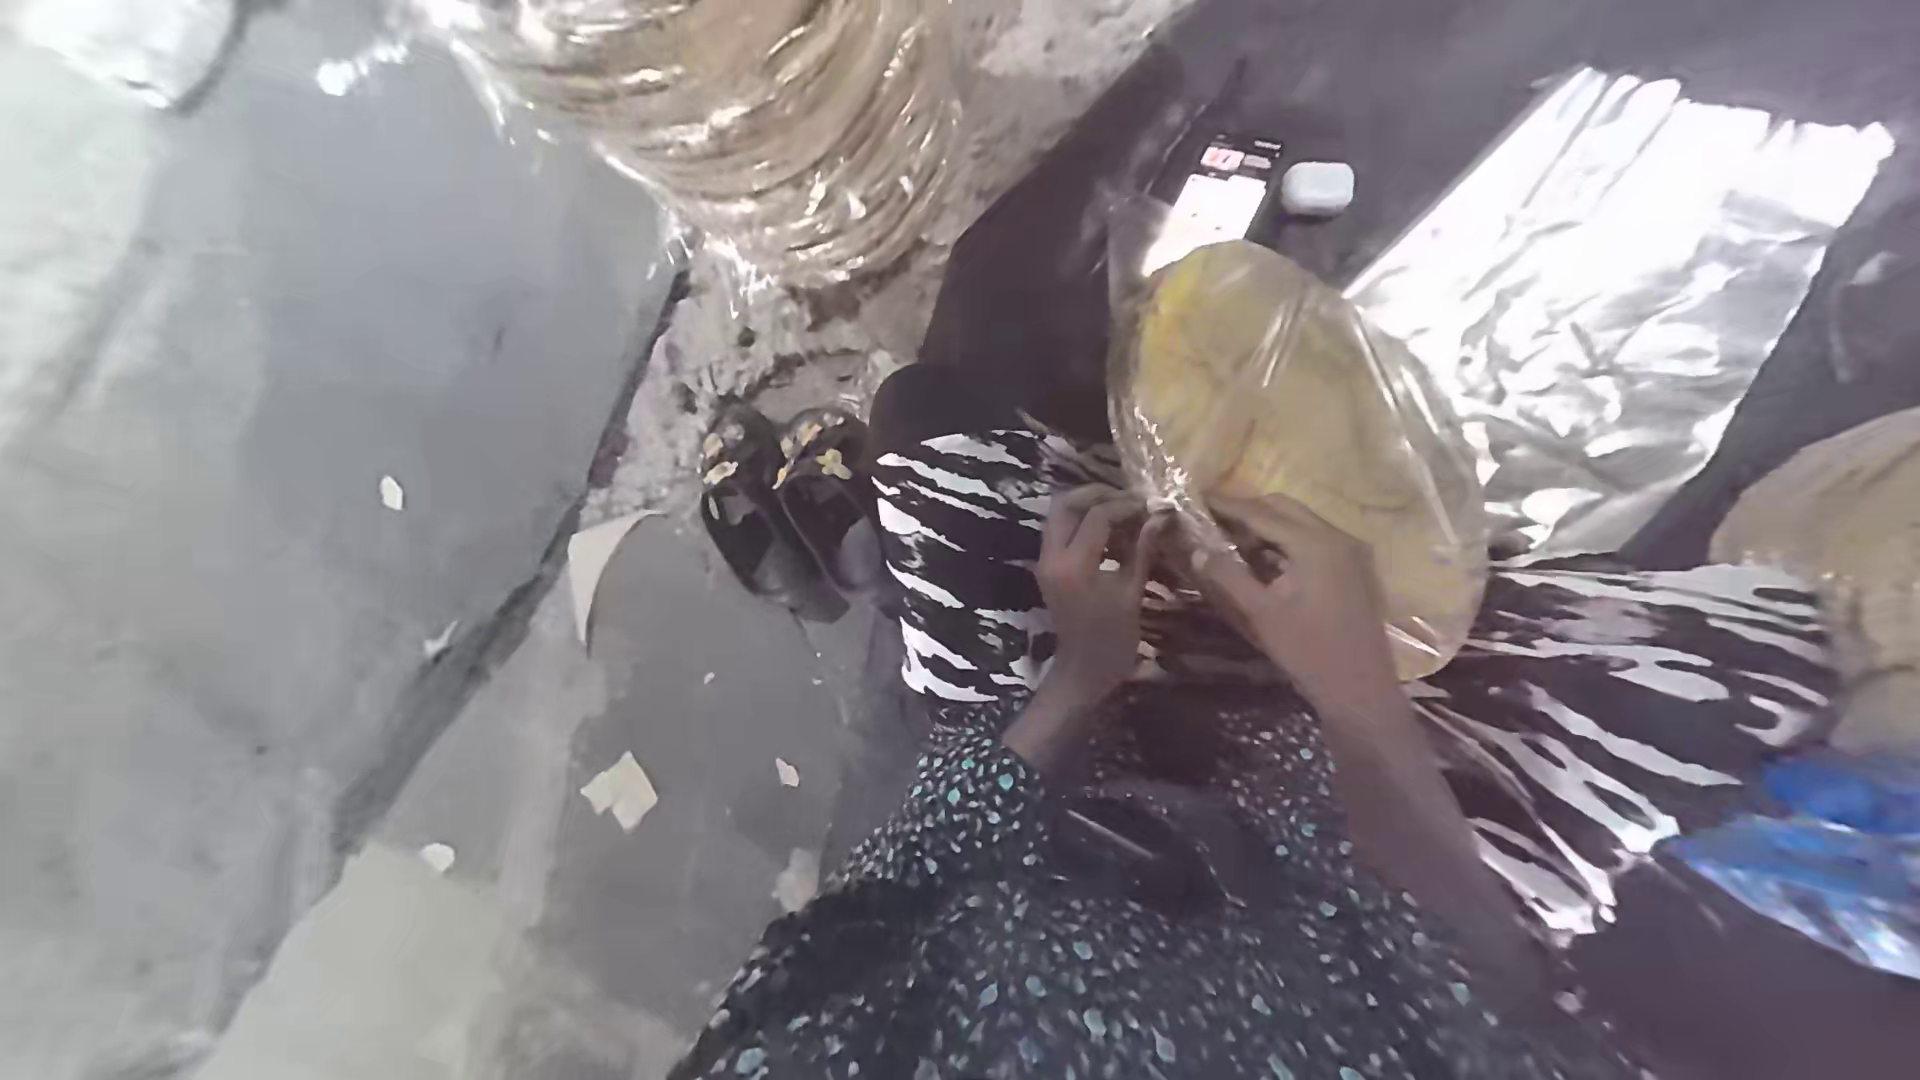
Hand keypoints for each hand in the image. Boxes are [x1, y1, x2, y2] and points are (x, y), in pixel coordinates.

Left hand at [1034, 485, 1165, 705]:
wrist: (1083, 670)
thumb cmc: (1113, 639)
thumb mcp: (1131, 592)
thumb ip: (1142, 549)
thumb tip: (1161, 515)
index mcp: (1073, 565)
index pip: (1097, 516)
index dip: (1125, 504)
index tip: (1150, 504)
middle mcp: (1051, 557)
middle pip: (1066, 505)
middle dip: (1098, 495)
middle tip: (1130, 499)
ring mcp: (1044, 561)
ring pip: (1058, 515)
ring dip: (1087, 506)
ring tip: (1123, 511)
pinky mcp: (1047, 566)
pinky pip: (1059, 532)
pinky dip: (1081, 523)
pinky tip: (1111, 531)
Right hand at [1190, 494, 1398, 713]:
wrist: (1358, 686)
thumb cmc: (1306, 648)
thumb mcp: (1259, 611)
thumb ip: (1227, 575)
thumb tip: (1198, 550)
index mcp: (1315, 545)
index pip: (1262, 513)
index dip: (1228, 505)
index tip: (1200, 497)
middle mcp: (1338, 537)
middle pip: (1285, 508)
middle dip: (1249, 509)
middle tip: (1215, 518)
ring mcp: (1352, 551)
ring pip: (1302, 521)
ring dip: (1268, 523)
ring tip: (1235, 538)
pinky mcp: (1355, 566)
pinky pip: (1315, 538)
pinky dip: (1287, 538)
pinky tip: (1266, 557)